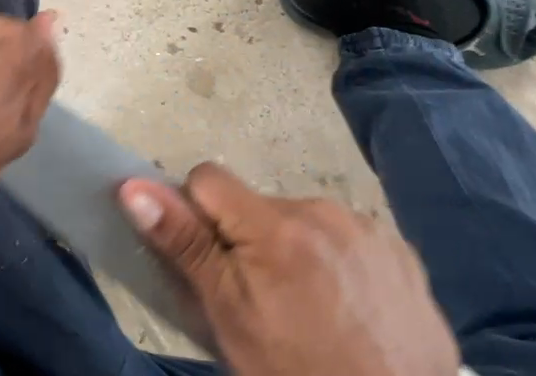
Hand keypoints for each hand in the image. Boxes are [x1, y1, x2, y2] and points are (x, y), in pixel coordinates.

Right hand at [119, 165, 458, 375]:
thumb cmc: (298, 370)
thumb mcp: (229, 315)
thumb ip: (183, 243)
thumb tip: (132, 186)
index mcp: (276, 225)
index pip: (207, 179)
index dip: (198, 216)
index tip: (214, 263)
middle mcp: (323, 211)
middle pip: (255, 203)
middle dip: (248, 238)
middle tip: (261, 298)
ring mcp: (369, 230)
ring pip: (301, 219)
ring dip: (293, 248)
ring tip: (309, 307)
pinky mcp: (402, 252)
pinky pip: (346, 237)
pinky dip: (337, 261)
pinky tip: (349, 306)